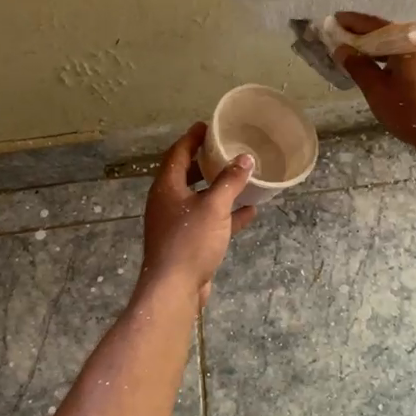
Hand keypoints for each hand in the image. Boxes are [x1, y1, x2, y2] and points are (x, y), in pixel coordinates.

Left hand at [139, 123, 259, 306]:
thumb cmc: (189, 242)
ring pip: (199, 199)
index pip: (178, 153)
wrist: (173, 290)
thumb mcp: (214, 206)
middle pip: (186, 174)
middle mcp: (167, 202)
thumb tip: (245, 158)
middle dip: (206, 162)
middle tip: (225, 149)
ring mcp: (176, 224)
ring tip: (239, 176)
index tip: (207, 126)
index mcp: (167, 187)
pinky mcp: (186, 243)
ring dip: (218, 188)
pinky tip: (248, 211)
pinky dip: (225, 214)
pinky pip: (208, 220)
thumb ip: (230, 181)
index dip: (192, 138)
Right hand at [333, 11, 415, 151]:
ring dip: (374, 43)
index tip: (333, 20)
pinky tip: (374, 59)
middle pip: (386, 30)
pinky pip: (405, 49)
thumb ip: (357, 65)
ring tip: (352, 47)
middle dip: (361, 32)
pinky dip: (388, 52)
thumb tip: (341, 49)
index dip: (351, 22)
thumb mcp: (377, 90)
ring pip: (395, 40)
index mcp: (408, 41)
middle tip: (339, 33)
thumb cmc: (409, 112)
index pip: (374, 25)